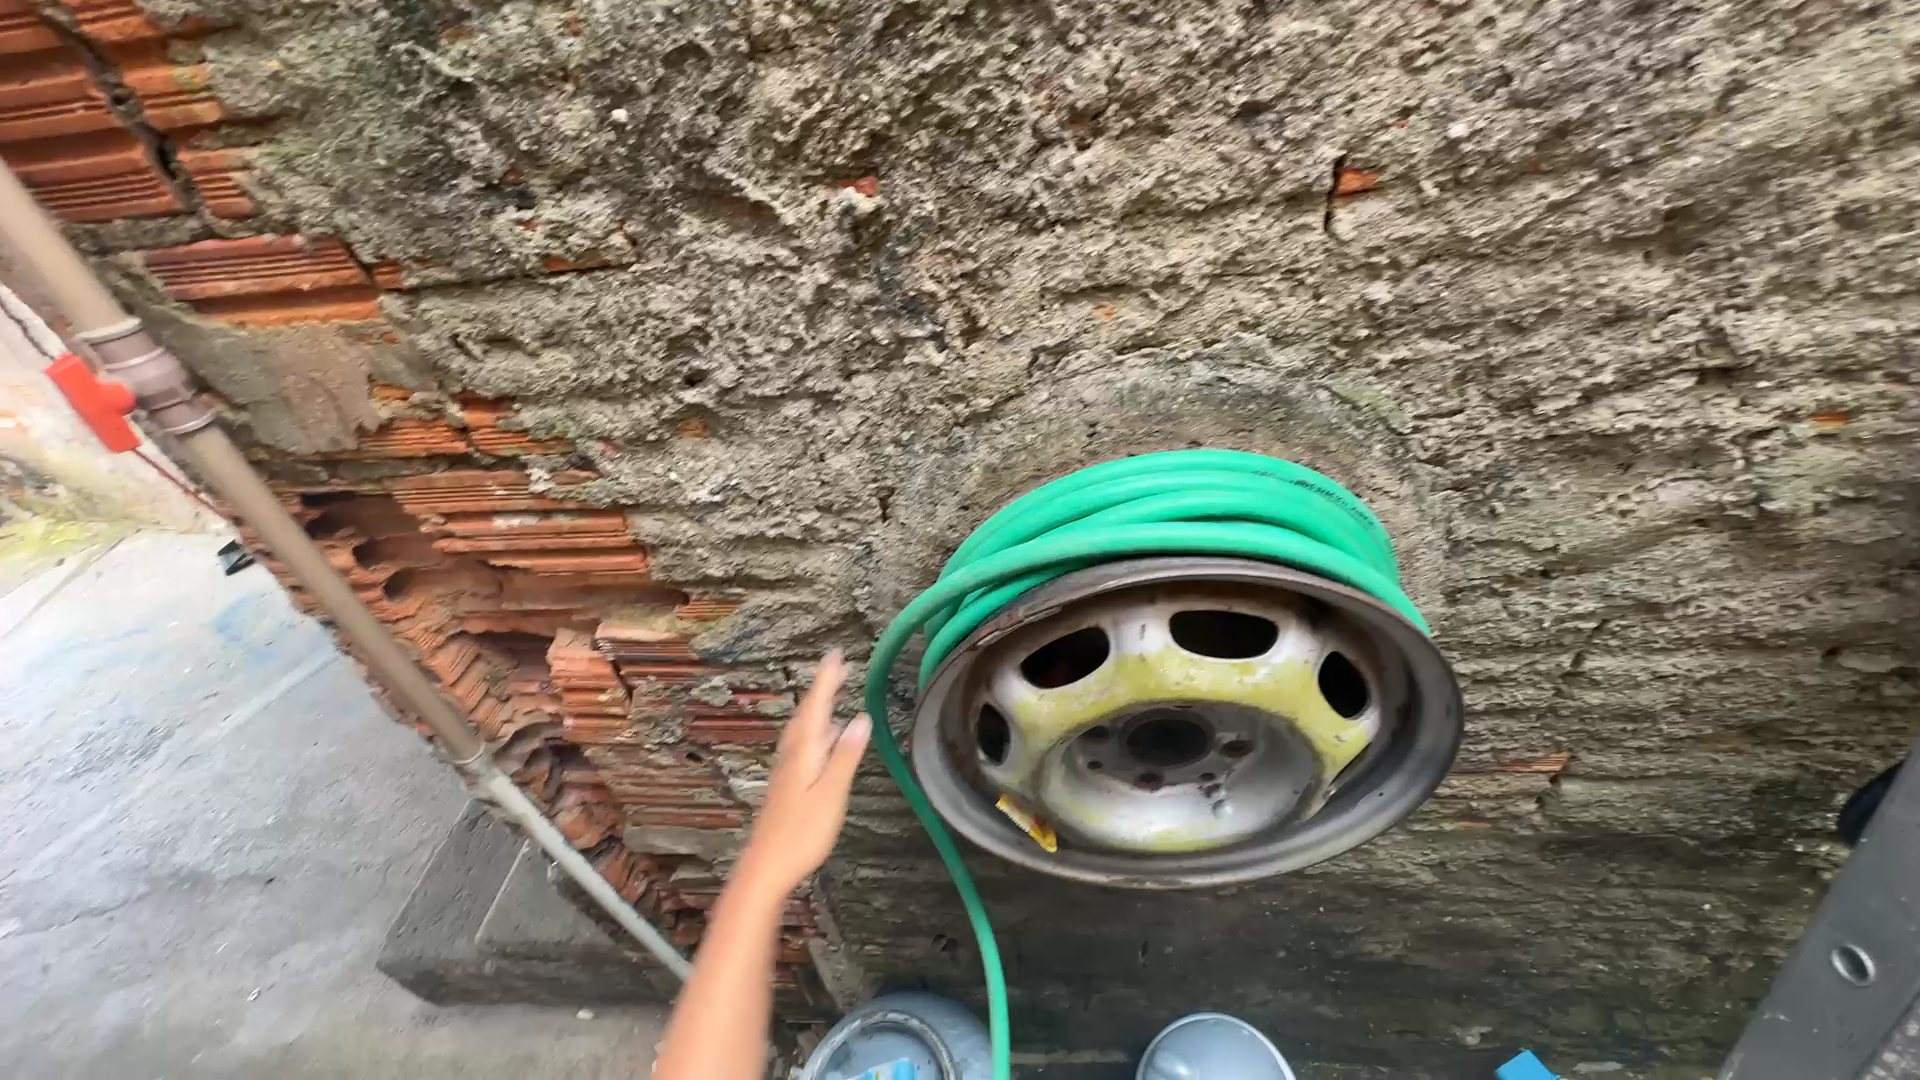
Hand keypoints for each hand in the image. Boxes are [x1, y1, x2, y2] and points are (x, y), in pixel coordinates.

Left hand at [735, 650, 870, 899]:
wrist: (765, 868)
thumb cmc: (800, 834)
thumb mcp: (831, 794)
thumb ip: (846, 756)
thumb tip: (862, 719)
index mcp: (804, 752)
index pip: (816, 706)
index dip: (826, 679)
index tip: (835, 655)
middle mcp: (793, 756)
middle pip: (808, 713)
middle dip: (822, 688)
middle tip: (837, 666)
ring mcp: (788, 770)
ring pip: (804, 728)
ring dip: (818, 707)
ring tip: (832, 692)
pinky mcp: (788, 784)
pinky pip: (803, 744)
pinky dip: (815, 730)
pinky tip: (822, 739)